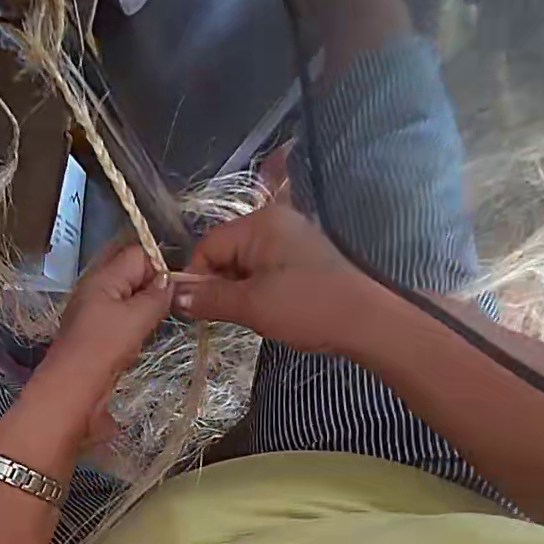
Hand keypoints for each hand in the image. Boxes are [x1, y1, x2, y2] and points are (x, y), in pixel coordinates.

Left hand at [38, 243, 171, 398]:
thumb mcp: (136, 317)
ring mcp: (95, 314)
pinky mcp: (97, 336)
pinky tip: (142, 339)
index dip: (160, 267)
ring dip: (146, 311)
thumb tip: (169, 281)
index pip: (138, 255)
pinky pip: (123, 322)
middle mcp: (97, 291)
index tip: (178, 288)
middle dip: (154, 289)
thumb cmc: (103, 347)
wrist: (72, 389)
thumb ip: (157, 296)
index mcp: (103, 278)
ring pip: (129, 301)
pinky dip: (135, 328)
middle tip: (172, 305)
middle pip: (133, 277)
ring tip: (159, 323)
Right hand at [174, 205, 379, 352]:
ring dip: (238, 293)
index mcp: (260, 224)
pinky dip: (256, 293)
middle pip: (224, 253)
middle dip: (219, 287)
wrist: (369, 321)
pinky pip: (263, 272)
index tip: (197, 310)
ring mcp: (290, 240)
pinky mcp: (301, 259)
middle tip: (228, 316)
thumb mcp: (251, 306)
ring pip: (242, 266)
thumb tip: (174, 297)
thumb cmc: (308, 307)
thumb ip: (209, 299)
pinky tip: (269, 312)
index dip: (196, 279)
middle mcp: (274, 223)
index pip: (207, 246)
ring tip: (254, 316)